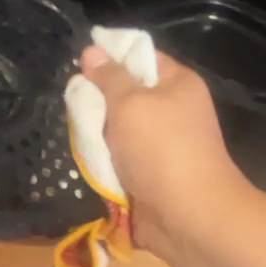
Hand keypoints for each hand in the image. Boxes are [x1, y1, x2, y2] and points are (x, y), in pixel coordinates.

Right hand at [79, 44, 253, 266]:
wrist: (188, 215)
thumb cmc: (161, 150)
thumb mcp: (130, 104)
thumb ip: (108, 78)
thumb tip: (92, 51)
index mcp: (177, 83)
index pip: (140, 56)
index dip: (110, 57)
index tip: (79, 66)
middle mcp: (173, 110)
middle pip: (124, 95)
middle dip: (98, 103)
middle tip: (77, 109)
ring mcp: (162, 145)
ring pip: (117, 130)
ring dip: (98, 138)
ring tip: (81, 141)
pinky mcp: (150, 174)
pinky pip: (119, 160)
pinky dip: (104, 163)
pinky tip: (91, 166)